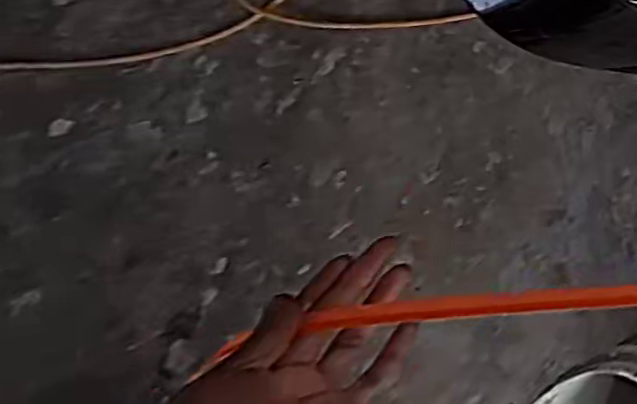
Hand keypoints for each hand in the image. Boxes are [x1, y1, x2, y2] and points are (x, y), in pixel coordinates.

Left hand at [174, 237, 417, 403]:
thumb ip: (263, 339)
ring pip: (358, 338)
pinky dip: (396, 351)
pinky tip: (408, 326)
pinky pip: (376, 379)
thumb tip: (285, 300)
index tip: (347, 257)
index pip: (298, 315)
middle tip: (386, 248)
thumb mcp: (227, 380)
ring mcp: (316, 394)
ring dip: (382, 303)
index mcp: (256, 370)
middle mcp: (289, 378)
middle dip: (362, 278)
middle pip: (333, 317)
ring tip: (401, 272)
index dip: (324, 283)